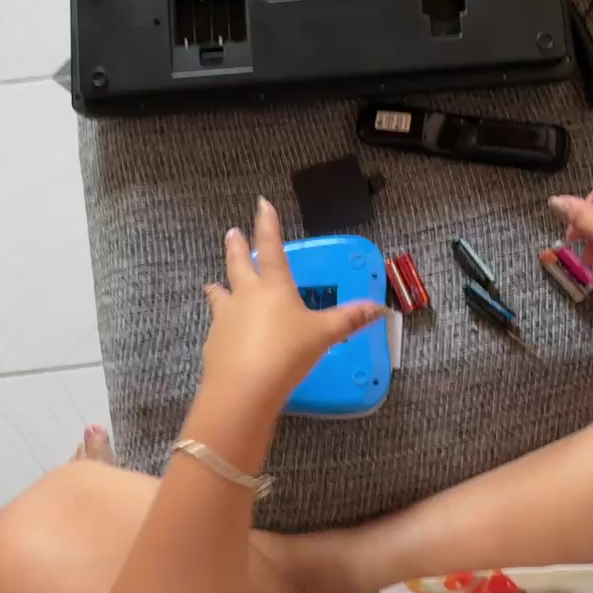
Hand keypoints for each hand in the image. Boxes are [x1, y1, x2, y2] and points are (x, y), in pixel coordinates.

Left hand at [200, 198, 387, 414]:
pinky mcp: (214, 341)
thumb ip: (349, 320)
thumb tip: (379, 308)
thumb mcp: (324, 335)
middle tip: (231, 232)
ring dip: (219, 286)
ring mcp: (226, 317)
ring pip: (220, 294)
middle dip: (236, 246)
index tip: (261, 204)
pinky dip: (221, 322)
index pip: (270, 247)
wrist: (243, 388)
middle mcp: (246, 295)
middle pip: (239, 264)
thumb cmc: (287, 353)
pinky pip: (217, 324)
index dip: (267, 224)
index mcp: (274, 286)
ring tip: (213, 283)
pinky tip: (222, 330)